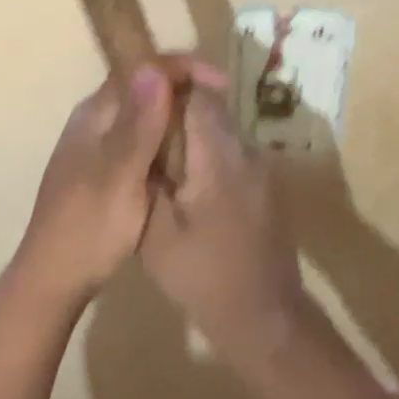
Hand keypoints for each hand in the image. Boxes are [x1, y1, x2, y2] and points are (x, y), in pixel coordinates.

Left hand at [12, 56, 227, 305]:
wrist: (55, 278)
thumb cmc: (88, 228)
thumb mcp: (120, 176)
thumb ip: (138, 126)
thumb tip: (155, 69)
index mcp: (92, 118)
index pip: (137, 71)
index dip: (180, 69)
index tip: (221, 85)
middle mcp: (91, 127)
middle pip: (141, 94)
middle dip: (182, 94)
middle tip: (222, 111)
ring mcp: (95, 154)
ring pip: (142, 124)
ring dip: (174, 124)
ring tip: (212, 135)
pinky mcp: (102, 180)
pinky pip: (139, 151)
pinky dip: (164, 151)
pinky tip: (185, 167)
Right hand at [140, 87, 307, 359]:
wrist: (260, 315)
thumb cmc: (202, 276)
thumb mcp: (155, 232)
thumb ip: (146, 178)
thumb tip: (136, 138)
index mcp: (219, 157)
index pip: (198, 93)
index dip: (167, 83)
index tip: (135, 91)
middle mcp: (247, 154)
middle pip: (212, 107)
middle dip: (174, 106)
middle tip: (136, 122)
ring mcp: (261, 172)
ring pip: (221, 132)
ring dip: (188, 133)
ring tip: (151, 153)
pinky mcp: (263, 191)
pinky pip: (229, 156)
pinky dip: (202, 156)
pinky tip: (178, 183)